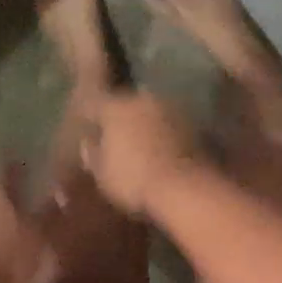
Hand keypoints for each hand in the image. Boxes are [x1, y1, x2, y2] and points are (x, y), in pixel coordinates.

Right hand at [82, 92, 200, 214]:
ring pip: (152, 110)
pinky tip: (165, 148)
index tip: (91, 123)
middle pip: (128, 102)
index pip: (99, 102)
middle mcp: (143, 98)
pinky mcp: (192, 119)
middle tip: (120, 134)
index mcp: (116, 107)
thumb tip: (89, 142)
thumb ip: (94, 154)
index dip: (95, 113)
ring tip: (145, 143)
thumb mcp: (103, 175)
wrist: (184, 184)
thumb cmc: (134, 179)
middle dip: (124, 115)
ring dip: (148, 121)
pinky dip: (166, 131)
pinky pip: (171, 123)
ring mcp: (170, 106)